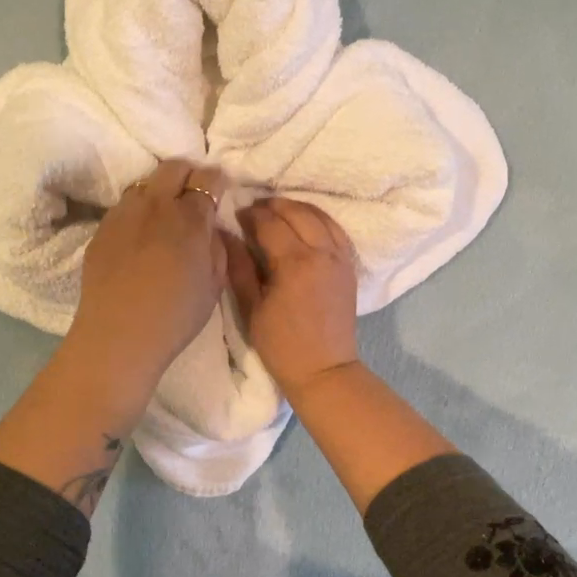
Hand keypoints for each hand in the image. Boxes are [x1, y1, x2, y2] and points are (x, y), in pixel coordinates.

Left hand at [68, 159, 229, 384]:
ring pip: (144, 184)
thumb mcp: (214, 285)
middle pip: (172, 167)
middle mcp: (155, 205)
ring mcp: (123, 214)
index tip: (219, 191)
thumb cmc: (175, 316)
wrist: (118, 335)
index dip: (217, 181)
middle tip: (192, 194)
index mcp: (189, 218)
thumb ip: (216, 248)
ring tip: (162, 214)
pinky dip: (136, 212)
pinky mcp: (101, 229)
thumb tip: (210, 229)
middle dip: (187, 173)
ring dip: (158, 191)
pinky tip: (138, 236)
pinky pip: (123, 207)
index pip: (208, 179)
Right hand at [227, 197, 360, 399]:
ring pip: (320, 216)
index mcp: (294, 263)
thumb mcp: (252, 309)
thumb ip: (239, 268)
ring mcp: (340, 258)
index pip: (270, 223)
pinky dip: (319, 220)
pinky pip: (336, 231)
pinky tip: (305, 224)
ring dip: (297, 208)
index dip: (251, 215)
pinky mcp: (349, 267)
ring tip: (278, 212)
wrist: (324, 370)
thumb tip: (226, 236)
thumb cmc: (281, 346)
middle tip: (255, 210)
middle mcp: (321, 253)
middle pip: (297, 212)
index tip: (237, 216)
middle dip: (274, 206)